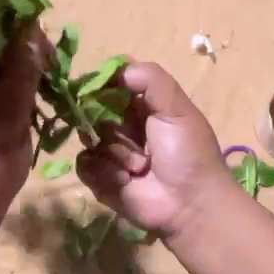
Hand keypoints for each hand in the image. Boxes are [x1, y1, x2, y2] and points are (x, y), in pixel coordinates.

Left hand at [0, 30, 46, 220]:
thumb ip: (22, 66)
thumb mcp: (10, 111)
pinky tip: (32, 98)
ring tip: (46, 86)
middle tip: (52, 72)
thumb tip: (32, 24)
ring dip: (22, 68)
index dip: (17, 28)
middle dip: (23, 49)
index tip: (46, 51)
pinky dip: (14, 83)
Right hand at [76, 62, 234, 236]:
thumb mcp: (176, 108)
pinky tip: (126, 180)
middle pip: (91, 110)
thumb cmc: (187, 152)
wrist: (189, 204)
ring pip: (88, 138)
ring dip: (116, 153)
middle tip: (132, 135)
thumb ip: (150, 79)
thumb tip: (117, 69)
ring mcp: (109, 153)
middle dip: (108, 123)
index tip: (98, 88)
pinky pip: (84, 164)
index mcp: (143, 106)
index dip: (101, 84)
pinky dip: (104, 172)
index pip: (111, 84)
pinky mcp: (100, 179)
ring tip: (141, 167)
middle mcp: (122, 126)